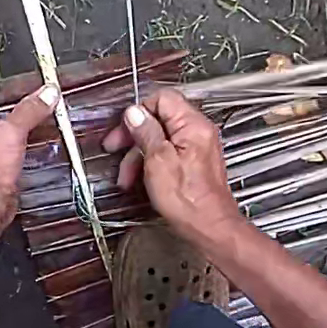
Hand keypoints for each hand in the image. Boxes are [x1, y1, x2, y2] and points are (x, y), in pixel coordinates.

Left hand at [0, 84, 56, 235]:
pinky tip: (44, 138)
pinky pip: (15, 144)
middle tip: (48, 98)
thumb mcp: (10, 134)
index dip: (16, 86)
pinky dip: (29, 140)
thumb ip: (30, 110)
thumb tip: (46, 93)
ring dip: (29, 124)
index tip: (38, 83)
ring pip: (11, 126)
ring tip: (50, 115)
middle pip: (4, 108)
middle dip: (27, 105)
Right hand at [101, 89, 243, 243]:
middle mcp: (199, 132)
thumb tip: (134, 113)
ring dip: (139, 155)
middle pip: (159, 119)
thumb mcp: (158, 162)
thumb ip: (146, 132)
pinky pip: (168, 154)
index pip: (162, 99)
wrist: (210, 228)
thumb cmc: (189, 201)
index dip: (139, 111)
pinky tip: (140, 179)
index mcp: (193, 125)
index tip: (125, 129)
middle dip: (135, 135)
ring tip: (126, 176)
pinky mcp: (195, 164)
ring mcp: (198, 148)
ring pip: (161, 139)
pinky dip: (152, 164)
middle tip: (117, 148)